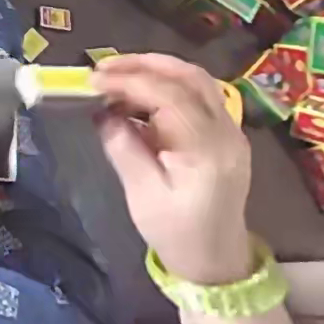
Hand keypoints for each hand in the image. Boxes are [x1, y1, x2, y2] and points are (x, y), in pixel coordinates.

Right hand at [93, 54, 252, 286]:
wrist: (215, 259)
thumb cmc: (176, 232)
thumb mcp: (142, 194)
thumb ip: (123, 148)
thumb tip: (103, 114)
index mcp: (206, 149)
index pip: (169, 96)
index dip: (129, 81)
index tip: (93, 80)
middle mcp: (226, 131)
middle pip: (189, 77)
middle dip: (144, 64)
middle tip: (103, 67)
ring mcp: (229, 130)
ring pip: (196, 81)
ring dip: (156, 70)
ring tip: (116, 75)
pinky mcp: (223, 134)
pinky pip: (197, 96)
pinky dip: (165, 86)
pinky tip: (137, 96)